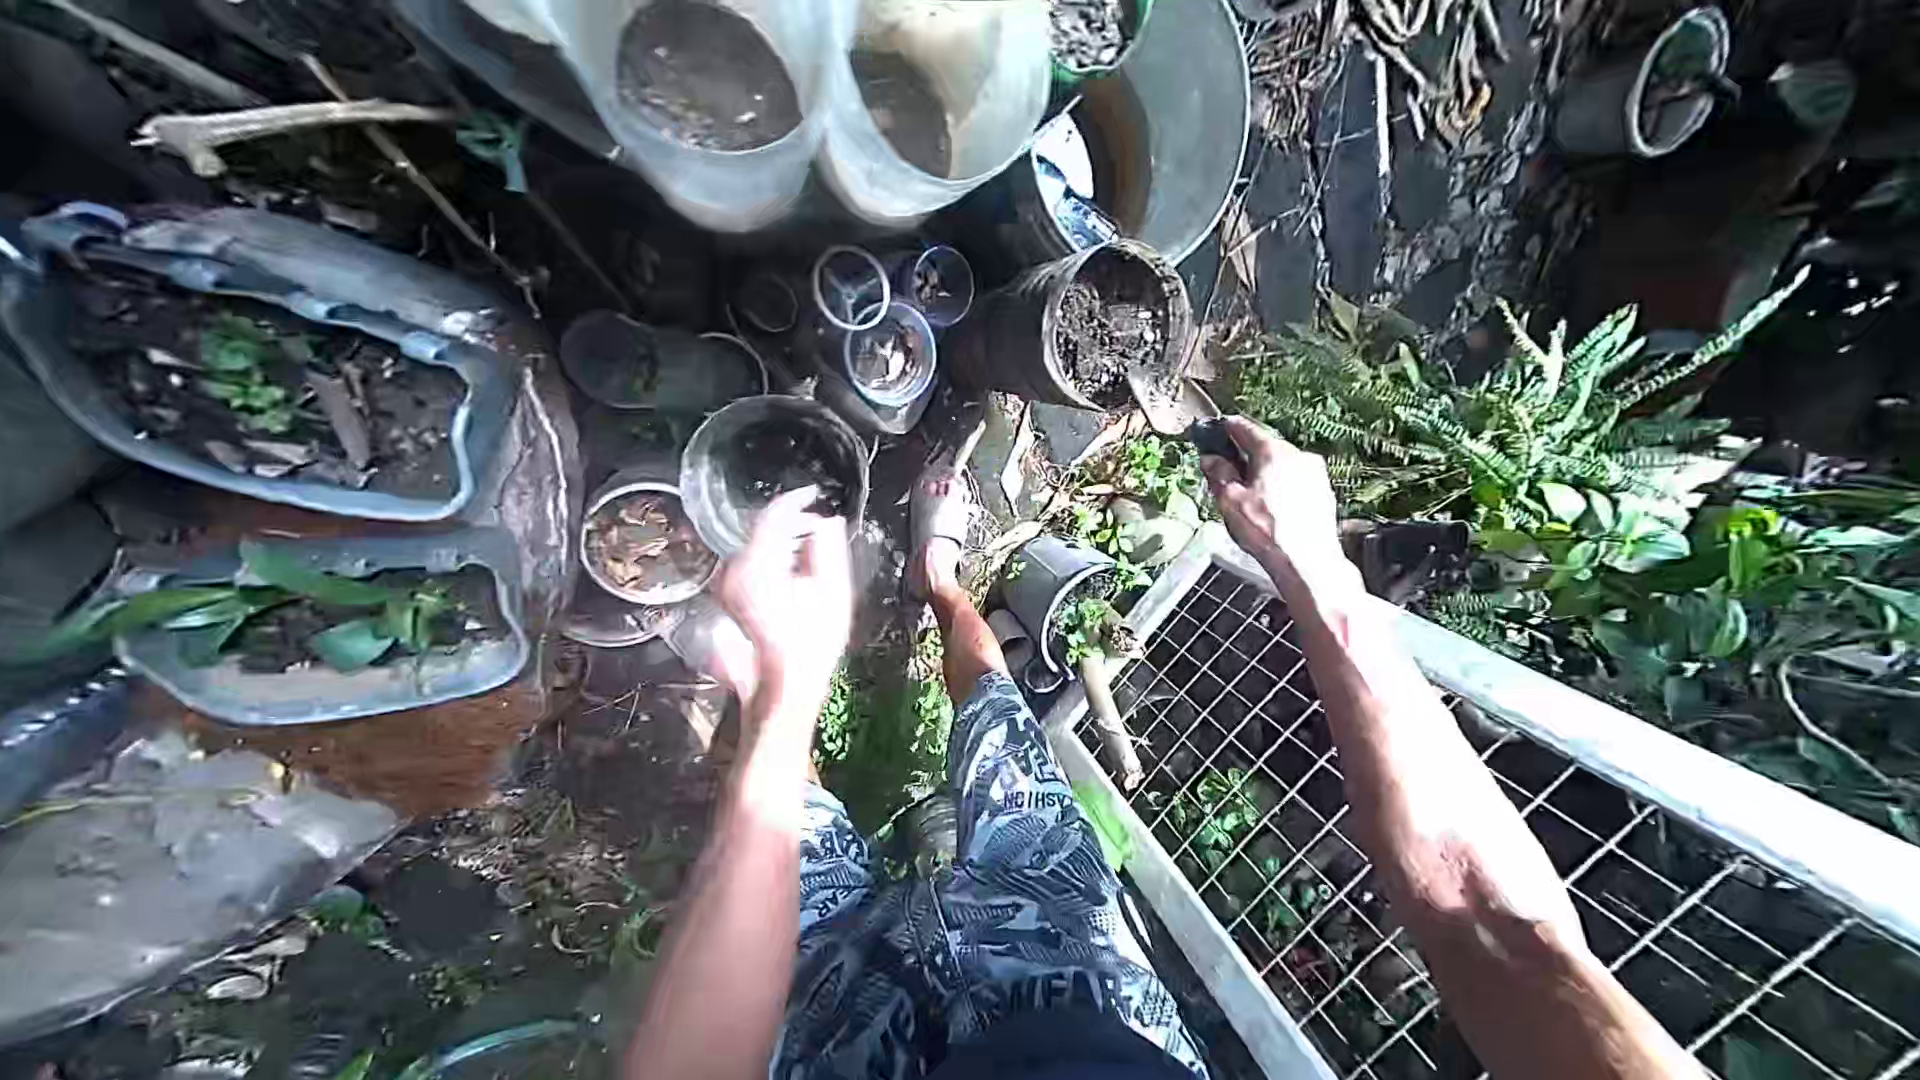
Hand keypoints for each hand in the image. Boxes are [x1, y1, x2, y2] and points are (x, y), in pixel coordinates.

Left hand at [713, 487, 851, 703]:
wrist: (783, 689)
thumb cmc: (811, 647)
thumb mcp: (832, 594)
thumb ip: (828, 551)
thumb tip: (827, 522)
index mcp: (758, 567)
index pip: (772, 516)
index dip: (796, 501)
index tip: (815, 494)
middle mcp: (734, 571)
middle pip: (761, 530)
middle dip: (791, 523)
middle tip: (819, 524)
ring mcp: (727, 587)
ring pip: (755, 546)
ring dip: (782, 541)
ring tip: (810, 546)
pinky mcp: (728, 600)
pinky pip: (750, 564)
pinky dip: (771, 558)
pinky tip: (792, 568)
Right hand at [1200, 416, 1345, 588]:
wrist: (1307, 560)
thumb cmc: (1267, 531)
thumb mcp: (1229, 500)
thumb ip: (1219, 473)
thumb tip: (1211, 459)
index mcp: (1273, 452)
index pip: (1246, 429)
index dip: (1227, 428)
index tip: (1218, 428)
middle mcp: (1299, 456)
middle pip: (1265, 447)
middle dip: (1245, 456)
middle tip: (1226, 471)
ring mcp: (1315, 474)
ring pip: (1281, 464)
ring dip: (1263, 472)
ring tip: (1247, 496)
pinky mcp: (1322, 492)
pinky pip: (1294, 480)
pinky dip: (1279, 486)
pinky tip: (1270, 507)